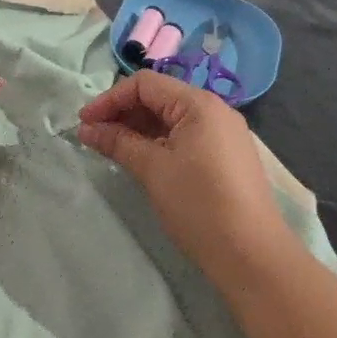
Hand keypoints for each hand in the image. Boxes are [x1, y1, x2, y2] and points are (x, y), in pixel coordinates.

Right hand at [78, 72, 296, 287]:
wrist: (252, 253)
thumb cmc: (199, 205)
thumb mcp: (153, 170)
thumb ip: (119, 142)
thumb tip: (87, 128)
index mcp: (199, 104)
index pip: (145, 84)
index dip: (110, 99)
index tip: (84, 123)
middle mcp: (215, 109)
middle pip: (160, 97)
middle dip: (124, 113)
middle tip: (94, 138)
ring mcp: (224, 132)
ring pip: (173, 118)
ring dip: (140, 128)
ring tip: (112, 150)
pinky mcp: (227, 155)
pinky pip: (187, 135)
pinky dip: (160, 141)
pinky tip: (143, 159)